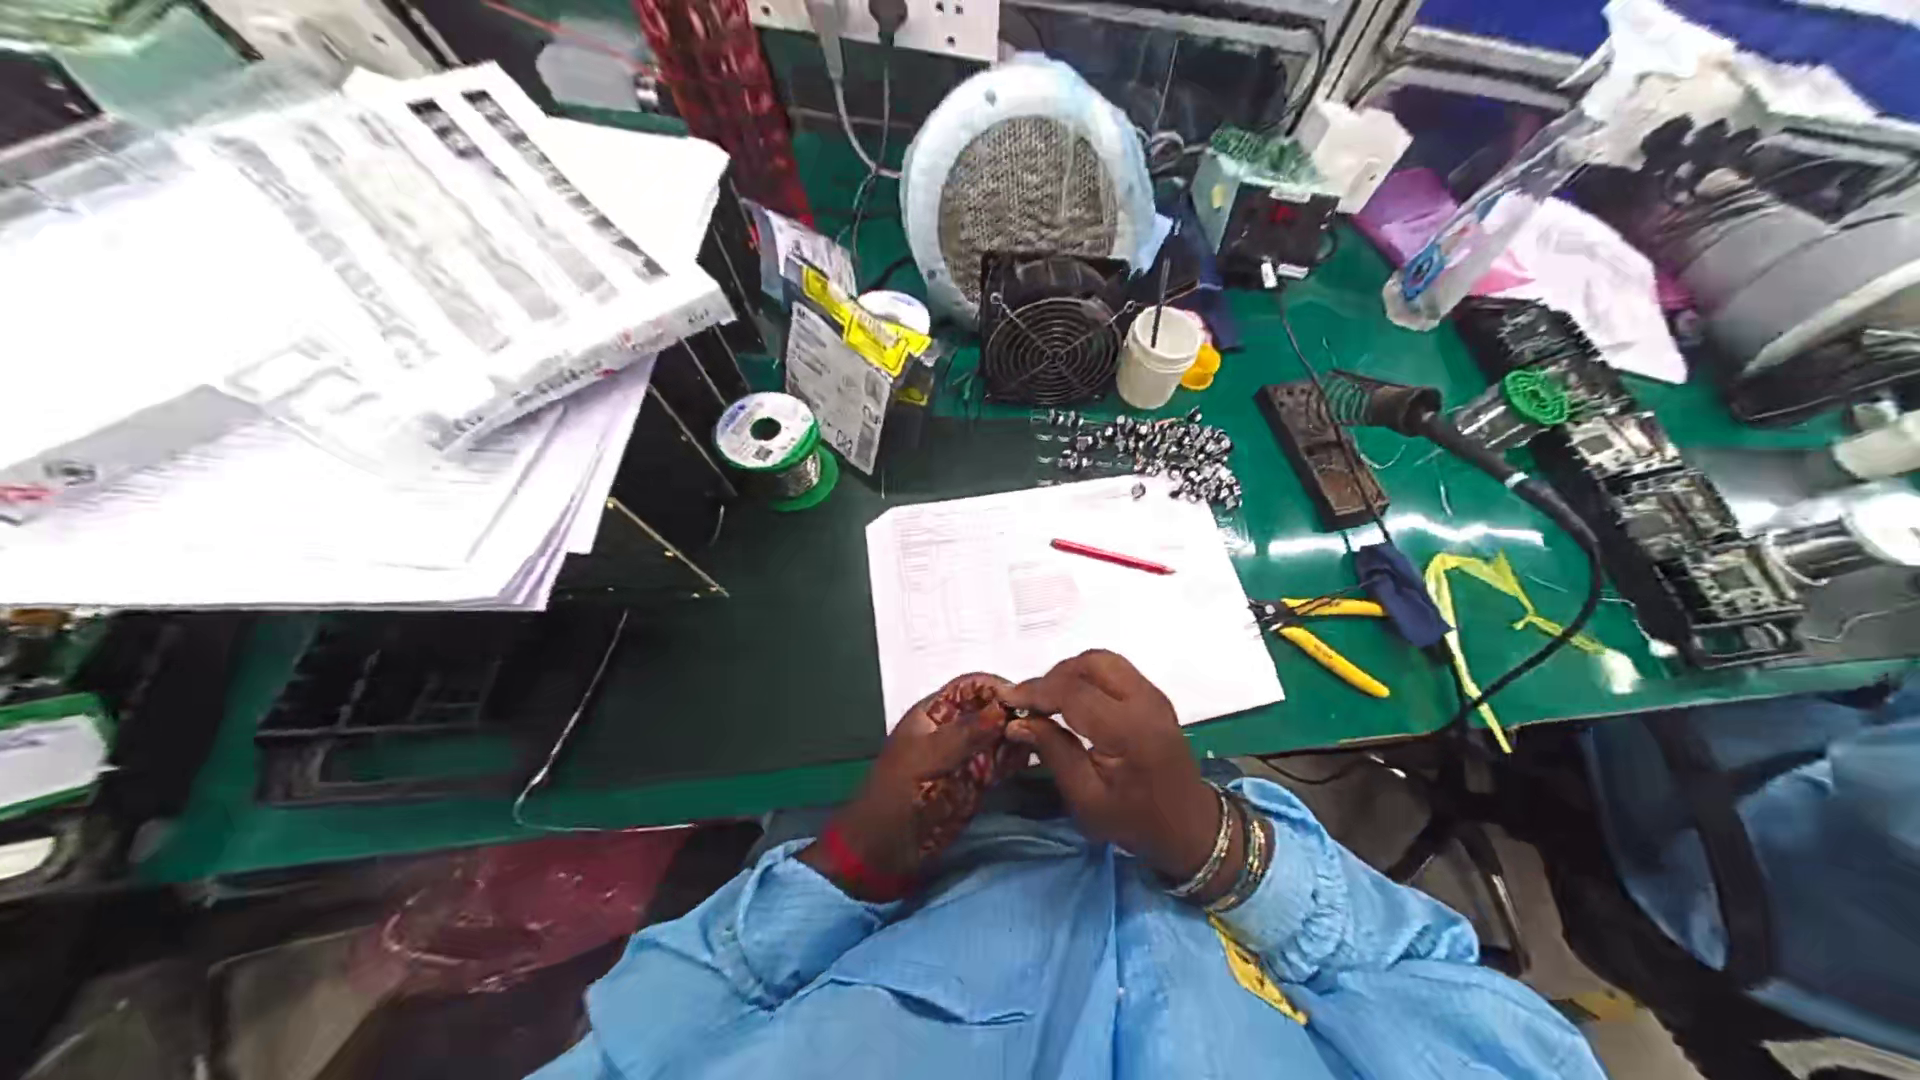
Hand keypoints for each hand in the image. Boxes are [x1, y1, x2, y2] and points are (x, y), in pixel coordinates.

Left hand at [802, 673, 1019, 897]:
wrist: (883, 850)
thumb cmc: (895, 796)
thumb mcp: (926, 759)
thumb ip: (963, 735)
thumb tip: (1001, 710)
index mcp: (934, 713)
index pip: (971, 687)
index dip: (996, 688)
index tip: (1024, 699)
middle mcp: (953, 729)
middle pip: (990, 709)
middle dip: (1013, 711)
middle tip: (1040, 721)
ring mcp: (966, 755)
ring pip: (1000, 734)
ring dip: (1018, 734)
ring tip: (1040, 739)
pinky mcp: (976, 781)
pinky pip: (1001, 762)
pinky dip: (1015, 758)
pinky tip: (1031, 757)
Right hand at [1001, 651, 1225, 884]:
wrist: (1190, 828)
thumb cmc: (1135, 821)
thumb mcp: (1086, 798)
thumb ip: (1053, 752)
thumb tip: (1017, 722)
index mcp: (1129, 731)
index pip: (1074, 692)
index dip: (1036, 691)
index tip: (1007, 699)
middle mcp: (1145, 702)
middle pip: (1091, 664)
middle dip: (1054, 676)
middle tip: (1030, 702)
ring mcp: (1153, 696)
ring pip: (1104, 661)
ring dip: (1071, 673)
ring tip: (1048, 700)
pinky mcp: (1154, 697)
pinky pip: (1115, 670)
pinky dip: (1087, 676)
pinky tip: (1072, 700)